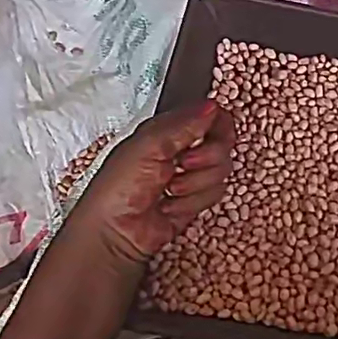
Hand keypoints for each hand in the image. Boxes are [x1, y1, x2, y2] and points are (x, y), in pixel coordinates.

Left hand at [67, 101, 236, 269]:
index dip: (217, 124)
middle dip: (207, 157)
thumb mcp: (147, 146)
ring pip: (221, 171)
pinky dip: (193, 202)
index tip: (211, 134)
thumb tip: (210, 106)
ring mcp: (190, 176)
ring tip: (170, 189)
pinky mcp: (195, 199)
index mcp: (167, 130)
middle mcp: (181, 150)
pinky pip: (215, 194)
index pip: (209, 116)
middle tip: (184, 163)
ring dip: (196, 183)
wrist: (115, 232)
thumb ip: (182, 125)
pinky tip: (172, 205)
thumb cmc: (117, 189)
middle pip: (222, 144)